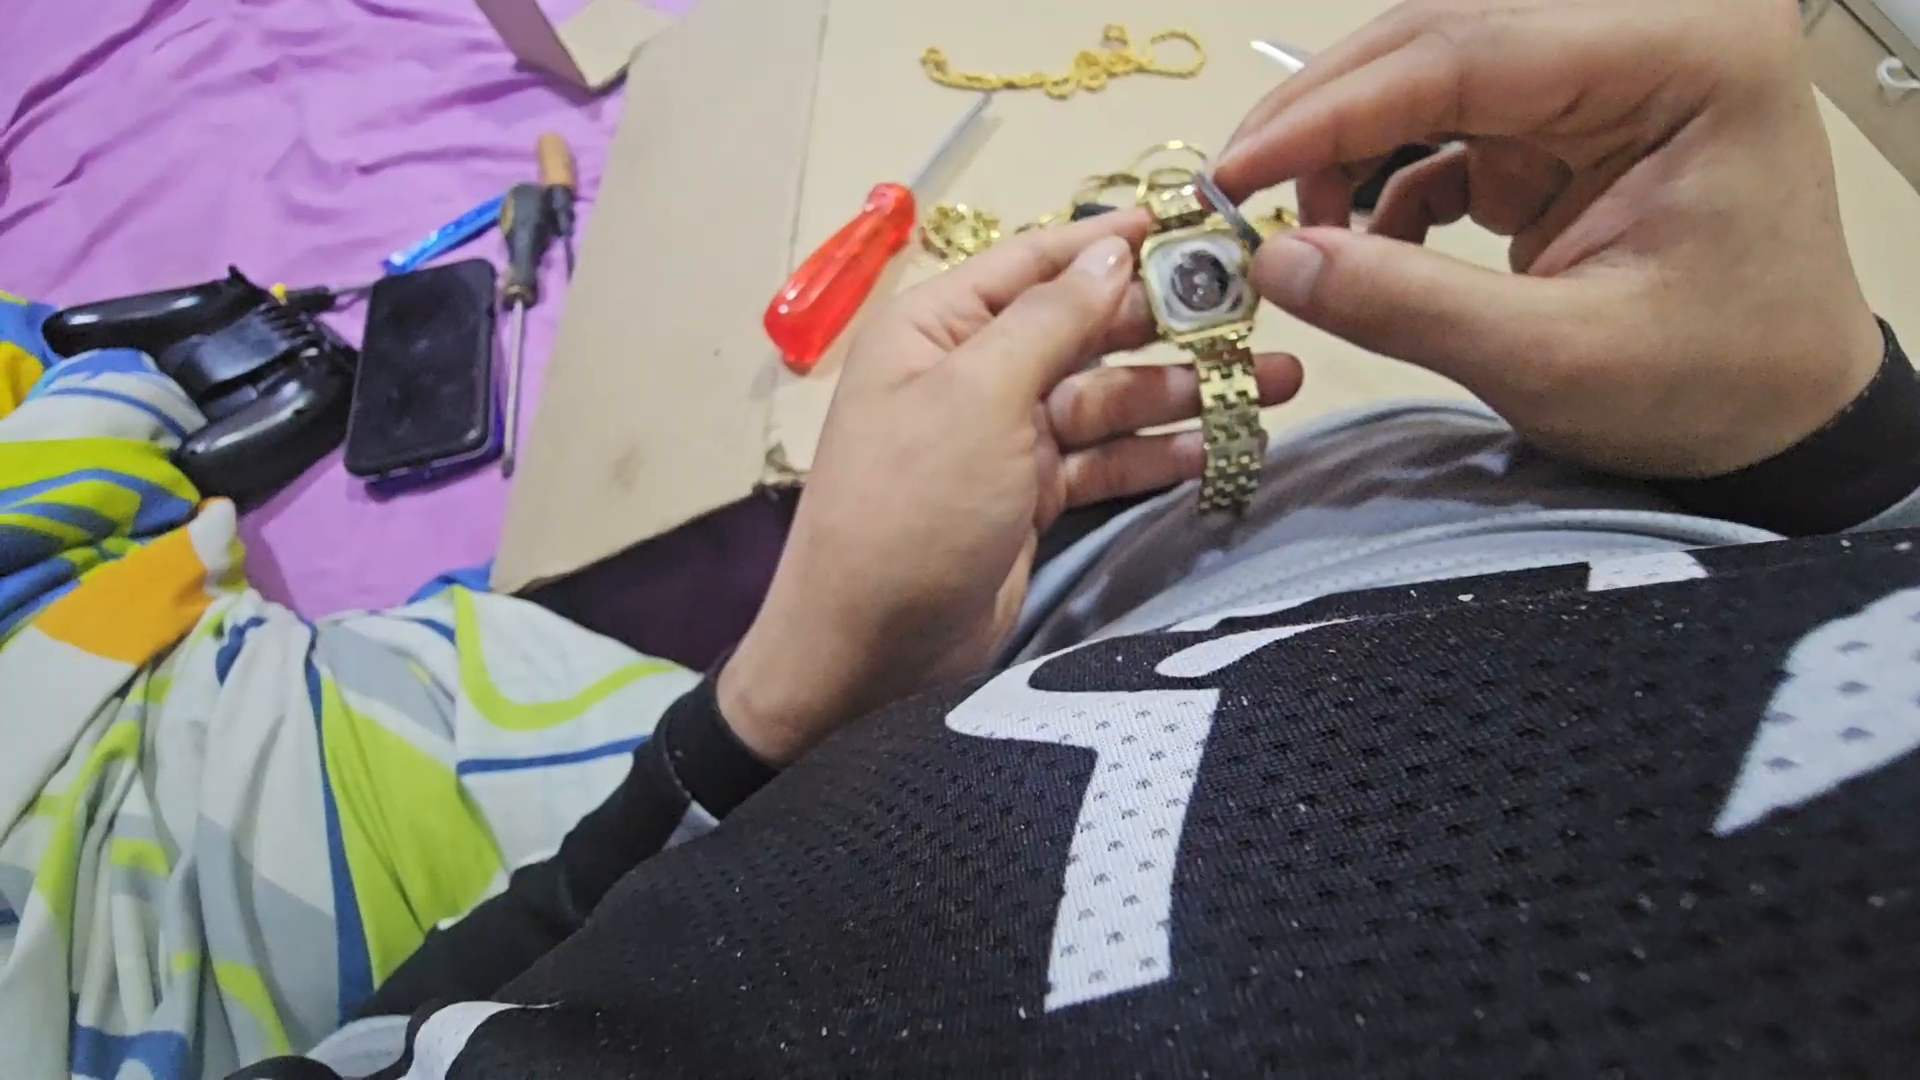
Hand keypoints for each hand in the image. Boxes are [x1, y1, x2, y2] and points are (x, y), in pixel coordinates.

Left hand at [719, 213, 1300, 762]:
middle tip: (1258, 311)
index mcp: (939, 329)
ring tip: (1275, 381)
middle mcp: (973, 376)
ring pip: (1105, 402)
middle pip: (1082, 332)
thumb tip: (1109, 252)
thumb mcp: (976, 395)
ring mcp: (1005, 441)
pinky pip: (1103, 463)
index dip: (1108, 242)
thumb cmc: (914, 503)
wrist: (871, 643)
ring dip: (1182, 393)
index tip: (1188, 222)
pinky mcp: (1032, 498)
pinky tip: (1218, 448)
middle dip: (1166, 323)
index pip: (1034, 264)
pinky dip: (1155, 455)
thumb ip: (1048, 321)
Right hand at [1215, 0, 1884, 478]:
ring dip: (1344, 149)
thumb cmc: (1693, 384)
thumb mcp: (1542, 357)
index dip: (1325, 116)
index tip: (1228, 176)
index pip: (1462, 55)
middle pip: (1435, 38)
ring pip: (1424, 79)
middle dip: (1319, 116)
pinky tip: (1366, 242)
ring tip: (1308, 229)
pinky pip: (1438, 134)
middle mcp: (1637, 39)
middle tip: (1235, 187)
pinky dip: (1380, 187)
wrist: (1766, 409)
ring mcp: (1595, 82)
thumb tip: (1271, 262)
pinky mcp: (1558, 132)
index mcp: (1676, 60)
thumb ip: (1401, 304)